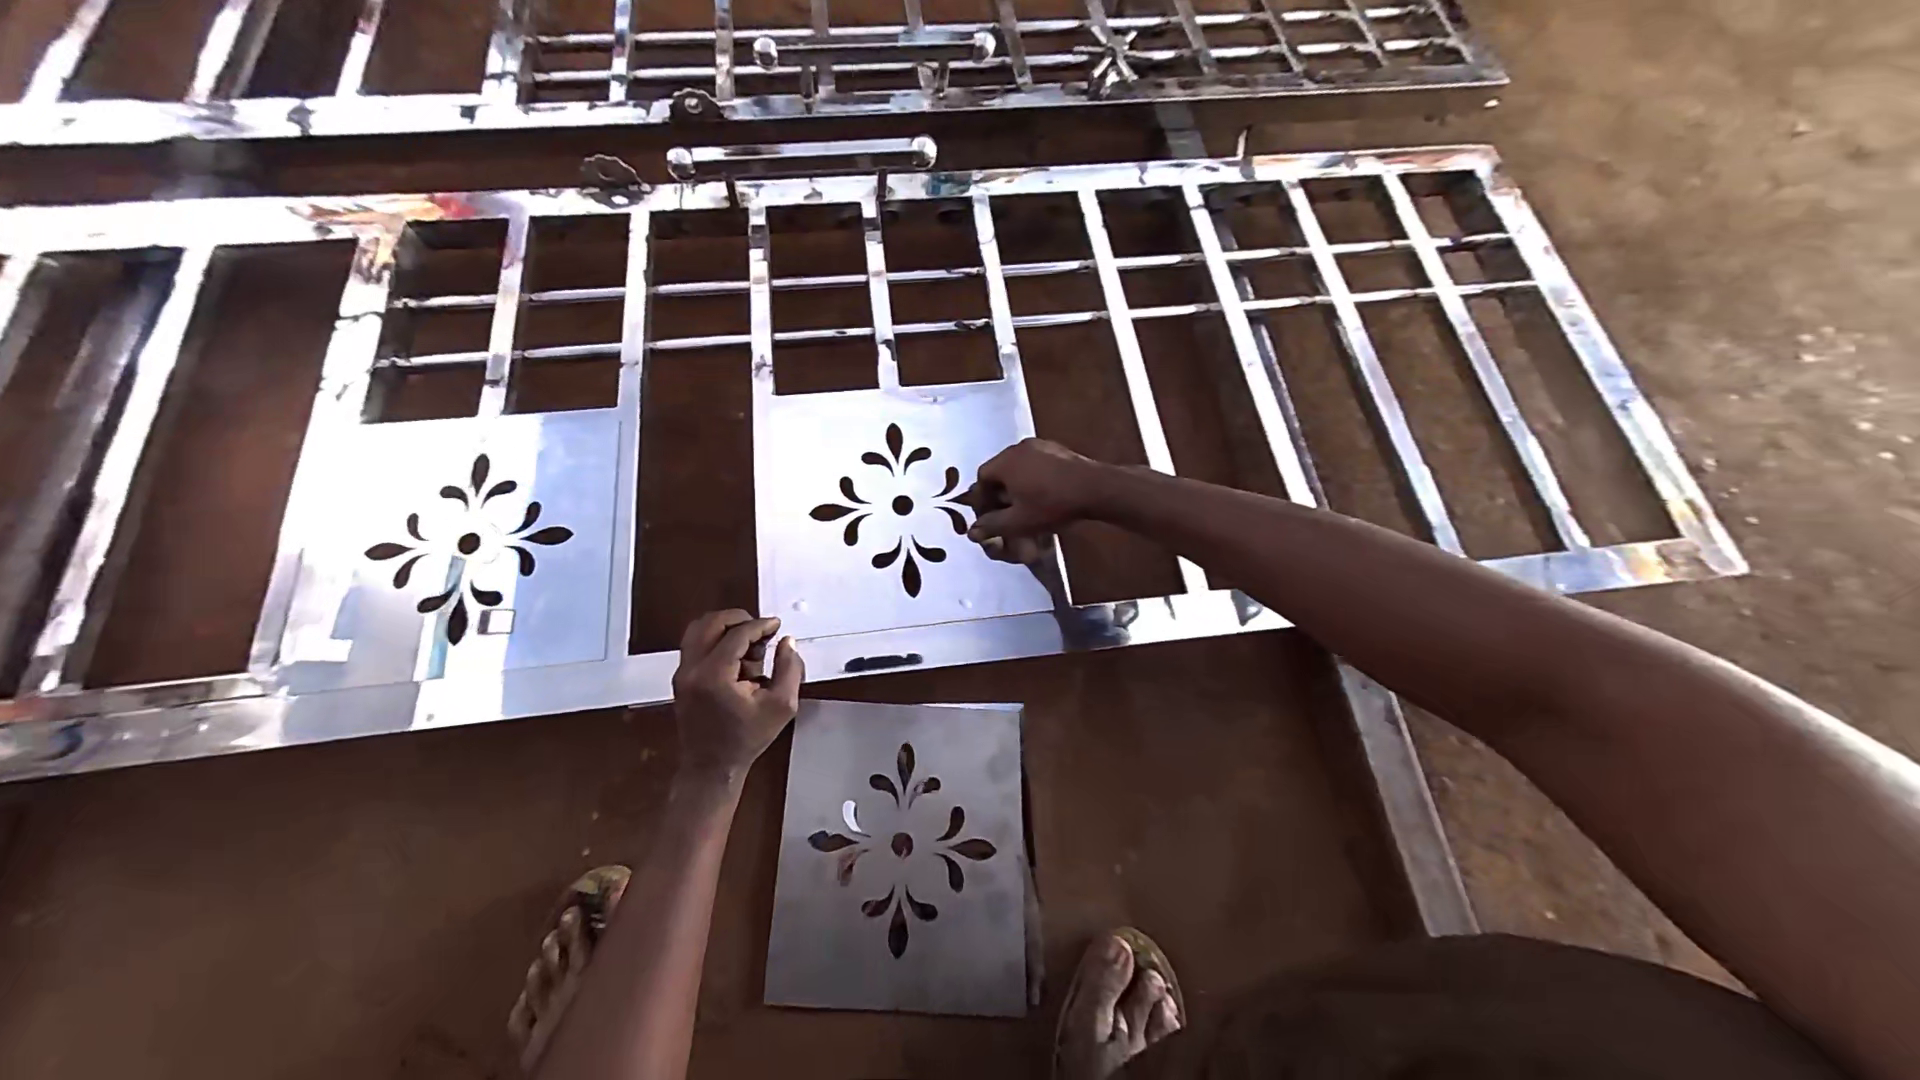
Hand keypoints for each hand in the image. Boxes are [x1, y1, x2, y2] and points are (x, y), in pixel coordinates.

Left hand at [670, 610, 804, 782]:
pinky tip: (737, 659)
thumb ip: (789, 669)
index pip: (737, 634)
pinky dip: (716, 640)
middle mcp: (691, 668)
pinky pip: (696, 644)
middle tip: (762, 631)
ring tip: (749, 646)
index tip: (777, 626)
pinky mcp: (681, 679)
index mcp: (713, 675)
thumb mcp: (781, 706)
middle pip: (711, 622)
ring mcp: (682, 673)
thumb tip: (787, 641)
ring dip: (726, 628)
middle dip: (740, 620)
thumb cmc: (747, 739)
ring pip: (699, 630)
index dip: (760, 625)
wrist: (712, 767)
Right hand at [964, 438, 1109, 563]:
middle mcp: (1019, 447)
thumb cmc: (1052, 505)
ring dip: (1018, 484)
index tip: (990, 514)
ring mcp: (1041, 445)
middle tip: (1006, 511)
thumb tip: (972, 532)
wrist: (1095, 489)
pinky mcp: (1058, 449)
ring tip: (1026, 504)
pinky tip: (1045, 494)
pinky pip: (1037, 462)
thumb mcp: (1019, 521)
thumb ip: (992, 526)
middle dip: (1000, 491)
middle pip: (1000, 469)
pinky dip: (1034, 477)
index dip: (982, 498)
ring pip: (1019, 466)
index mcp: (1005, 462)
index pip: (982, 477)